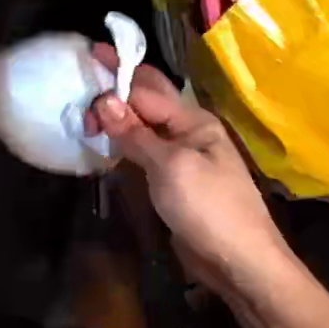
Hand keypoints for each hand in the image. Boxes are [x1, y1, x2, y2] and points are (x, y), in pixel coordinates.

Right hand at [88, 46, 290, 295]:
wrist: (243, 266)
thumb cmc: (210, 209)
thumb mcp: (170, 167)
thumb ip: (136, 134)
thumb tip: (104, 99)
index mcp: (193, 120)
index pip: (146, 91)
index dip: (116, 78)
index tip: (88, 60)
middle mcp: (188, 132)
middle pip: (148, 100)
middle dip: (119, 85)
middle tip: (85, 73)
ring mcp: (182, 157)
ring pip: (143, 126)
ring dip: (117, 115)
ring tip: (87, 106)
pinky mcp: (174, 182)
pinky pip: (145, 151)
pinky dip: (123, 142)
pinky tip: (106, 142)